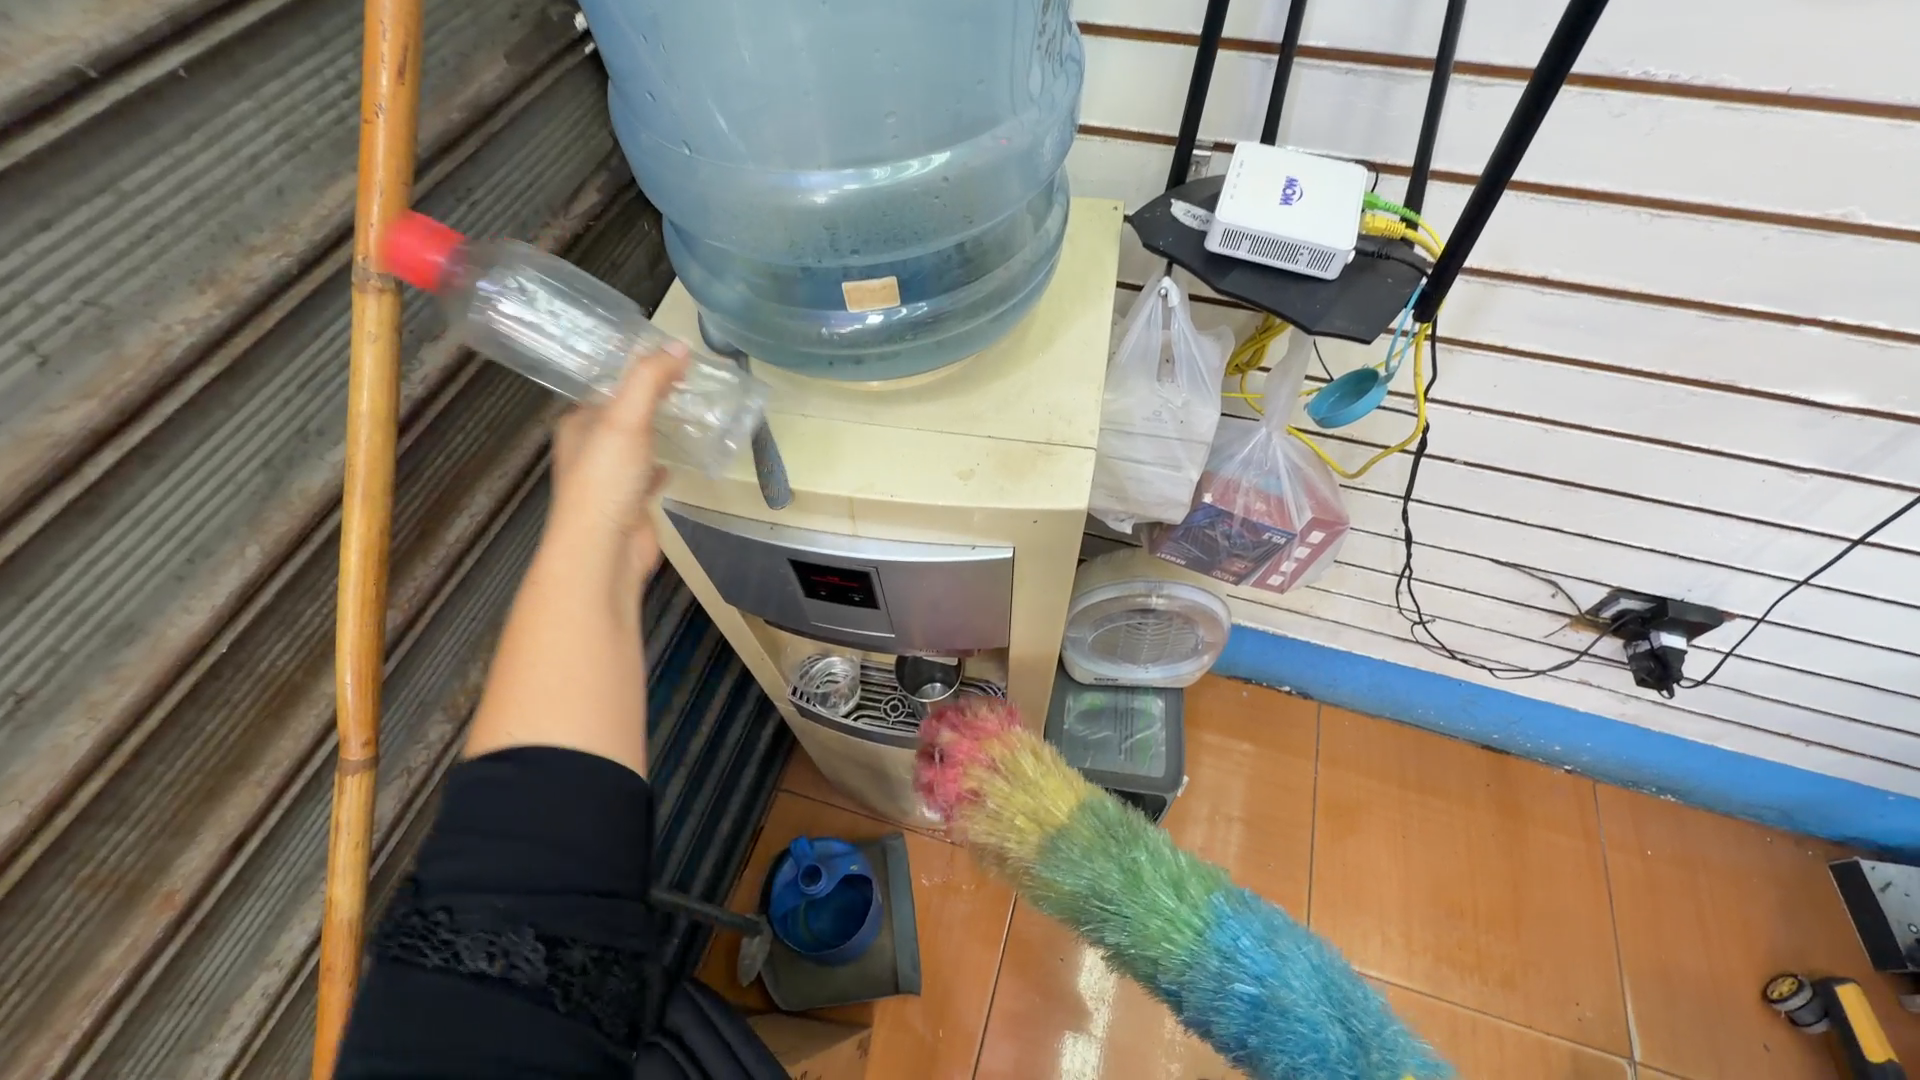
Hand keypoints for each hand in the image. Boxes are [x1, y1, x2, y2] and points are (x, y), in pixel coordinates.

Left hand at [546, 342, 689, 590]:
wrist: (605, 549)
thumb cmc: (607, 480)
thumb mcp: (627, 419)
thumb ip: (650, 380)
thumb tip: (679, 346)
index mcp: (578, 423)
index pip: (609, 385)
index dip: (639, 370)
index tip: (675, 358)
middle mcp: (590, 448)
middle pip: (626, 413)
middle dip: (656, 399)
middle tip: (694, 384)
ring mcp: (611, 477)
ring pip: (640, 443)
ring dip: (663, 430)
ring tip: (697, 413)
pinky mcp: (632, 502)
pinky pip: (651, 473)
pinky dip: (666, 463)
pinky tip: (684, 458)